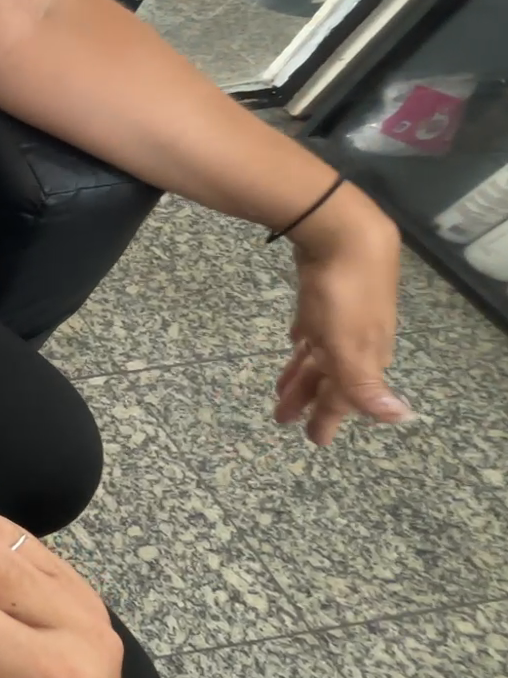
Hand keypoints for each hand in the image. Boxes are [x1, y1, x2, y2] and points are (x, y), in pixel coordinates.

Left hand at [276, 187, 411, 444]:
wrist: (343, 237)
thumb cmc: (342, 292)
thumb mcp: (346, 341)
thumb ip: (362, 380)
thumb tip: (398, 418)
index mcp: (361, 356)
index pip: (345, 397)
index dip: (329, 418)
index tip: (313, 440)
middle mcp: (356, 341)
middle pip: (329, 379)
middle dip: (308, 400)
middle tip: (281, 419)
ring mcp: (340, 319)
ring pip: (318, 356)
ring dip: (300, 375)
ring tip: (279, 392)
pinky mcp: (322, 300)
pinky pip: (312, 330)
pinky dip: (305, 343)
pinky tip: (295, 346)